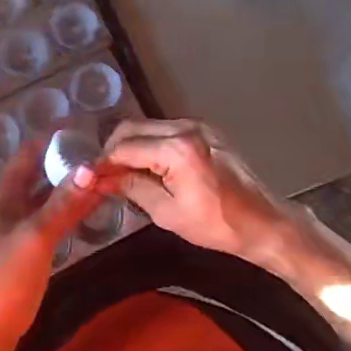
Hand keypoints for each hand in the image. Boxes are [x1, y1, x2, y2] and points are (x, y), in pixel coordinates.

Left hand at [0, 136, 102, 346]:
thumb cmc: (5, 279)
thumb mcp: (37, 236)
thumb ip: (64, 202)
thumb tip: (91, 166)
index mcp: (2, 195)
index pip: (29, 153)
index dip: (54, 139)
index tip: (87, 129)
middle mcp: (7, 205)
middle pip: (40, 174)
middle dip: (68, 162)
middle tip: (105, 152)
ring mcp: (17, 227)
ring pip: (48, 197)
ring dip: (72, 186)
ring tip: (106, 174)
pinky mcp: (28, 248)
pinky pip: (52, 218)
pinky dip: (71, 209)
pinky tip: (92, 206)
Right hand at [93, 119, 294, 261]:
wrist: (264, 222)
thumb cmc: (217, 224)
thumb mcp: (167, 213)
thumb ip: (132, 187)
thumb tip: (100, 179)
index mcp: (177, 149)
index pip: (124, 147)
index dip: (102, 163)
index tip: (85, 178)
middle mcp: (186, 127)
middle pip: (132, 128)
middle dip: (113, 150)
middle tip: (102, 176)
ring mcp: (198, 126)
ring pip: (148, 127)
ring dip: (131, 146)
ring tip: (122, 174)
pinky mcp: (206, 131)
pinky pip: (166, 131)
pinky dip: (150, 145)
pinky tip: (147, 167)